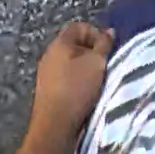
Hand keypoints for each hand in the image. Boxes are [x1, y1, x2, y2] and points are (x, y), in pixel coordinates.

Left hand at [28, 22, 112, 140]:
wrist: (54, 127)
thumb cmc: (77, 89)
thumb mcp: (97, 62)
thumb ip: (104, 44)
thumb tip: (109, 31)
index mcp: (60, 44)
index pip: (79, 26)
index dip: (95, 33)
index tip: (105, 49)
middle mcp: (49, 55)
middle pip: (74, 44)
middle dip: (91, 51)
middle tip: (103, 63)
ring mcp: (45, 73)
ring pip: (70, 61)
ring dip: (84, 67)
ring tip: (95, 79)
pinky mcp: (46, 90)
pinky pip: (64, 76)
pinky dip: (76, 79)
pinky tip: (83, 92)